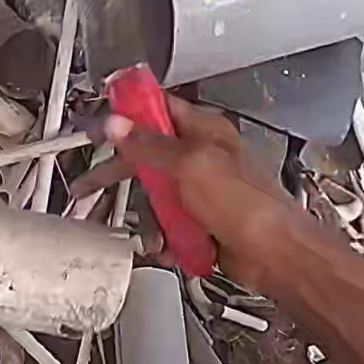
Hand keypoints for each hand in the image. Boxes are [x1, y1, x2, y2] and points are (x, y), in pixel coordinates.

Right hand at [83, 98, 305, 288]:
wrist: (272, 253)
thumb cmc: (248, 205)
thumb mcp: (191, 165)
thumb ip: (150, 145)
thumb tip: (118, 125)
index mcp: (204, 133)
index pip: (158, 110)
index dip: (128, 114)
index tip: (101, 123)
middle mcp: (201, 158)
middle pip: (147, 158)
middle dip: (120, 175)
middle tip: (91, 183)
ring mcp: (199, 191)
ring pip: (154, 198)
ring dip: (149, 219)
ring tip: (154, 232)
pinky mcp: (199, 220)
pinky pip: (167, 224)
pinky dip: (164, 237)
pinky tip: (168, 245)